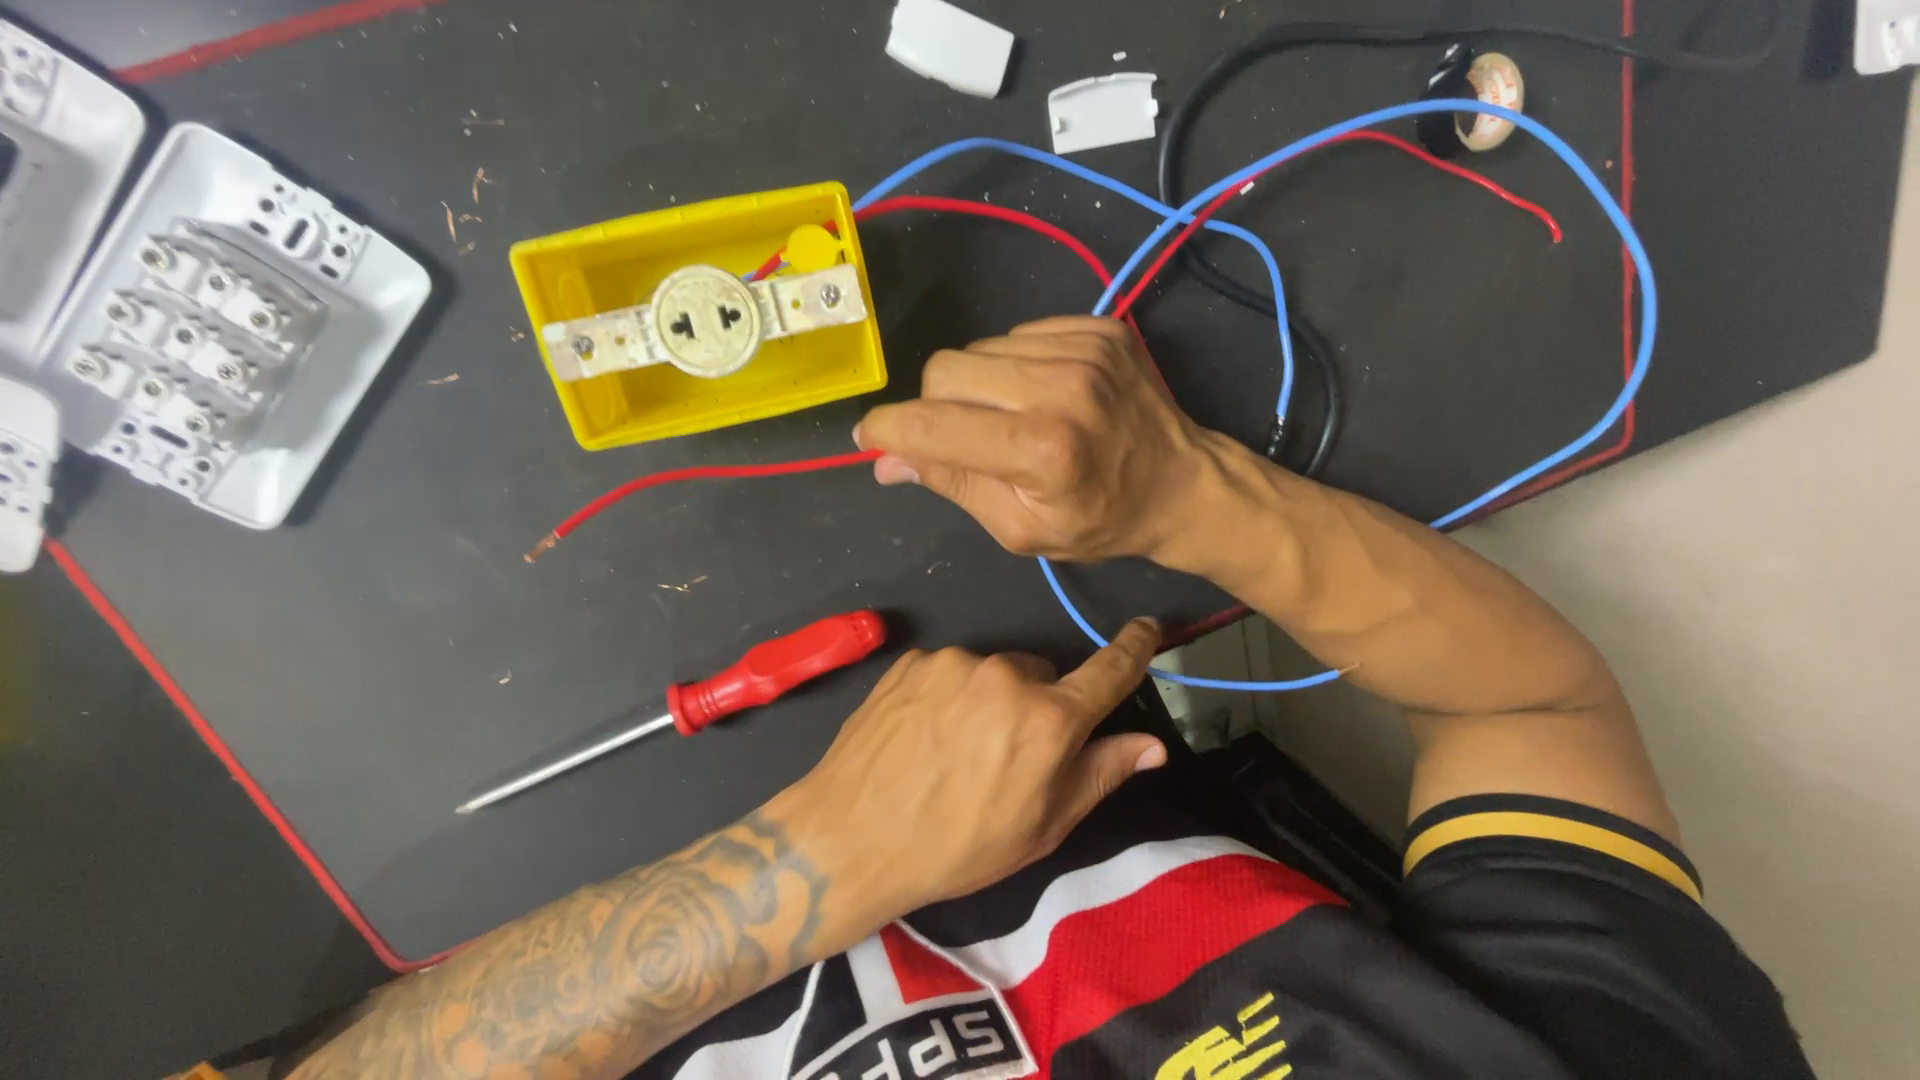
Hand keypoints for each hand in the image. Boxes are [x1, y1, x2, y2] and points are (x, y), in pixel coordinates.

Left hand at [774, 618, 1165, 915]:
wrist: (851, 837)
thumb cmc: (958, 847)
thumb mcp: (1042, 827)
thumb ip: (1100, 774)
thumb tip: (1153, 744)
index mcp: (1048, 719)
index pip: (1108, 670)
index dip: (1134, 647)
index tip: (1149, 627)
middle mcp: (1005, 675)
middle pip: (1042, 676)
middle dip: (1039, 705)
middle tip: (1008, 756)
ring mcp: (953, 662)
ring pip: (993, 673)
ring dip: (990, 699)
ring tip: (956, 750)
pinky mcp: (913, 661)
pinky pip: (951, 671)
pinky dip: (950, 695)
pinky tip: (924, 735)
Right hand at [854, 316, 1225, 563]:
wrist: (1183, 484)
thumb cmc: (1099, 520)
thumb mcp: (1020, 528)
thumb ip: (952, 485)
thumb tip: (886, 460)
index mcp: (1041, 449)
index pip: (931, 424)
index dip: (888, 430)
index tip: (871, 439)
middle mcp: (1060, 386)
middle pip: (945, 371)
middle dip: (934, 406)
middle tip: (958, 438)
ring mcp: (1084, 348)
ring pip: (979, 350)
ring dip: (976, 386)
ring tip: (1010, 419)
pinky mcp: (1098, 326)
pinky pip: (1018, 335)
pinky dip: (1013, 366)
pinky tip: (1041, 395)